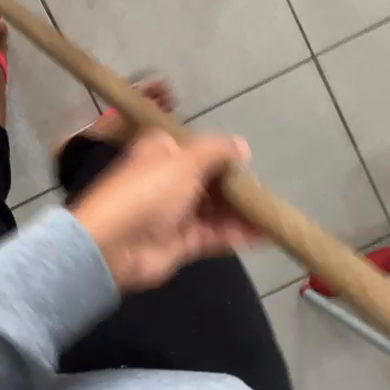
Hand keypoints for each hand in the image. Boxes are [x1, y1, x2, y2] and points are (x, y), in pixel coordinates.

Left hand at [70, 131, 264, 292]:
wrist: (115, 243)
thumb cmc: (148, 190)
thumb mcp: (184, 159)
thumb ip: (216, 151)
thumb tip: (241, 146)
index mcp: (161, 151)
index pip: (194, 147)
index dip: (219, 153)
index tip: (247, 160)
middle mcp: (168, 179)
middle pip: (209, 180)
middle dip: (236, 185)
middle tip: (267, 191)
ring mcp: (175, 211)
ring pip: (215, 208)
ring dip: (242, 211)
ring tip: (274, 213)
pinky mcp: (183, 241)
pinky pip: (216, 234)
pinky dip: (239, 233)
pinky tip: (267, 234)